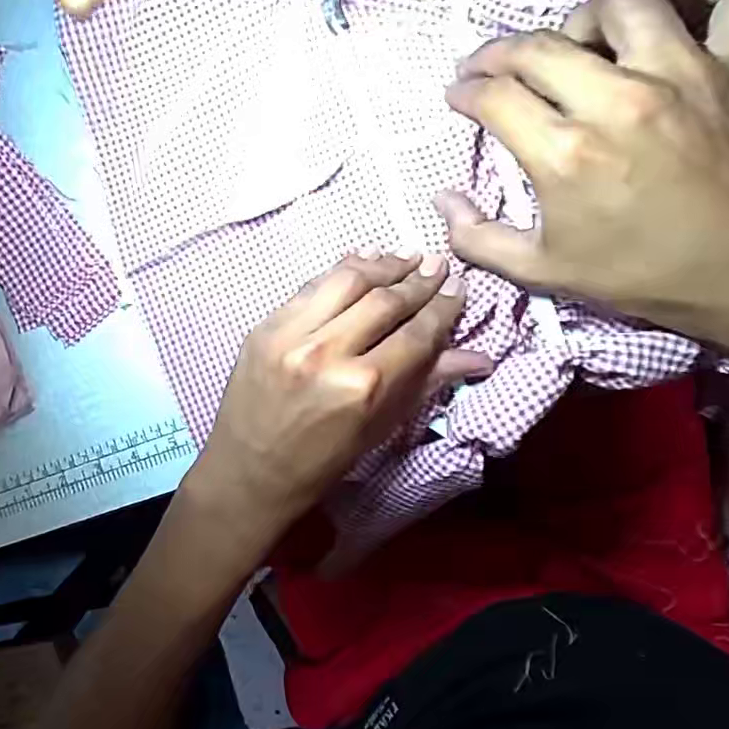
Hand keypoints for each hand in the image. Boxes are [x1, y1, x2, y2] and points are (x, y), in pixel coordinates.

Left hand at [178, 252, 492, 553]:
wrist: (250, 472)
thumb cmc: (324, 461)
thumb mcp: (382, 428)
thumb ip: (427, 382)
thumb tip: (479, 357)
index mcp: (363, 387)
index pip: (416, 334)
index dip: (443, 307)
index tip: (458, 287)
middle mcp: (328, 353)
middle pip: (385, 301)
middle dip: (418, 280)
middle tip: (438, 263)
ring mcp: (290, 335)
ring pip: (347, 280)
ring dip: (383, 264)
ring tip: (405, 256)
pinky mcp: (264, 326)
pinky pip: (312, 286)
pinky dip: (341, 269)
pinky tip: (363, 259)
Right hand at [436, 0, 728, 364]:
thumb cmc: (645, 276)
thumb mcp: (547, 274)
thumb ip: (480, 241)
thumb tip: (441, 199)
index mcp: (565, 154)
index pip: (494, 95)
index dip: (465, 90)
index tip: (462, 95)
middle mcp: (617, 99)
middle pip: (539, 44)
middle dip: (500, 52)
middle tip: (498, 69)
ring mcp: (685, 71)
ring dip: (590, 17)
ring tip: (587, 45)